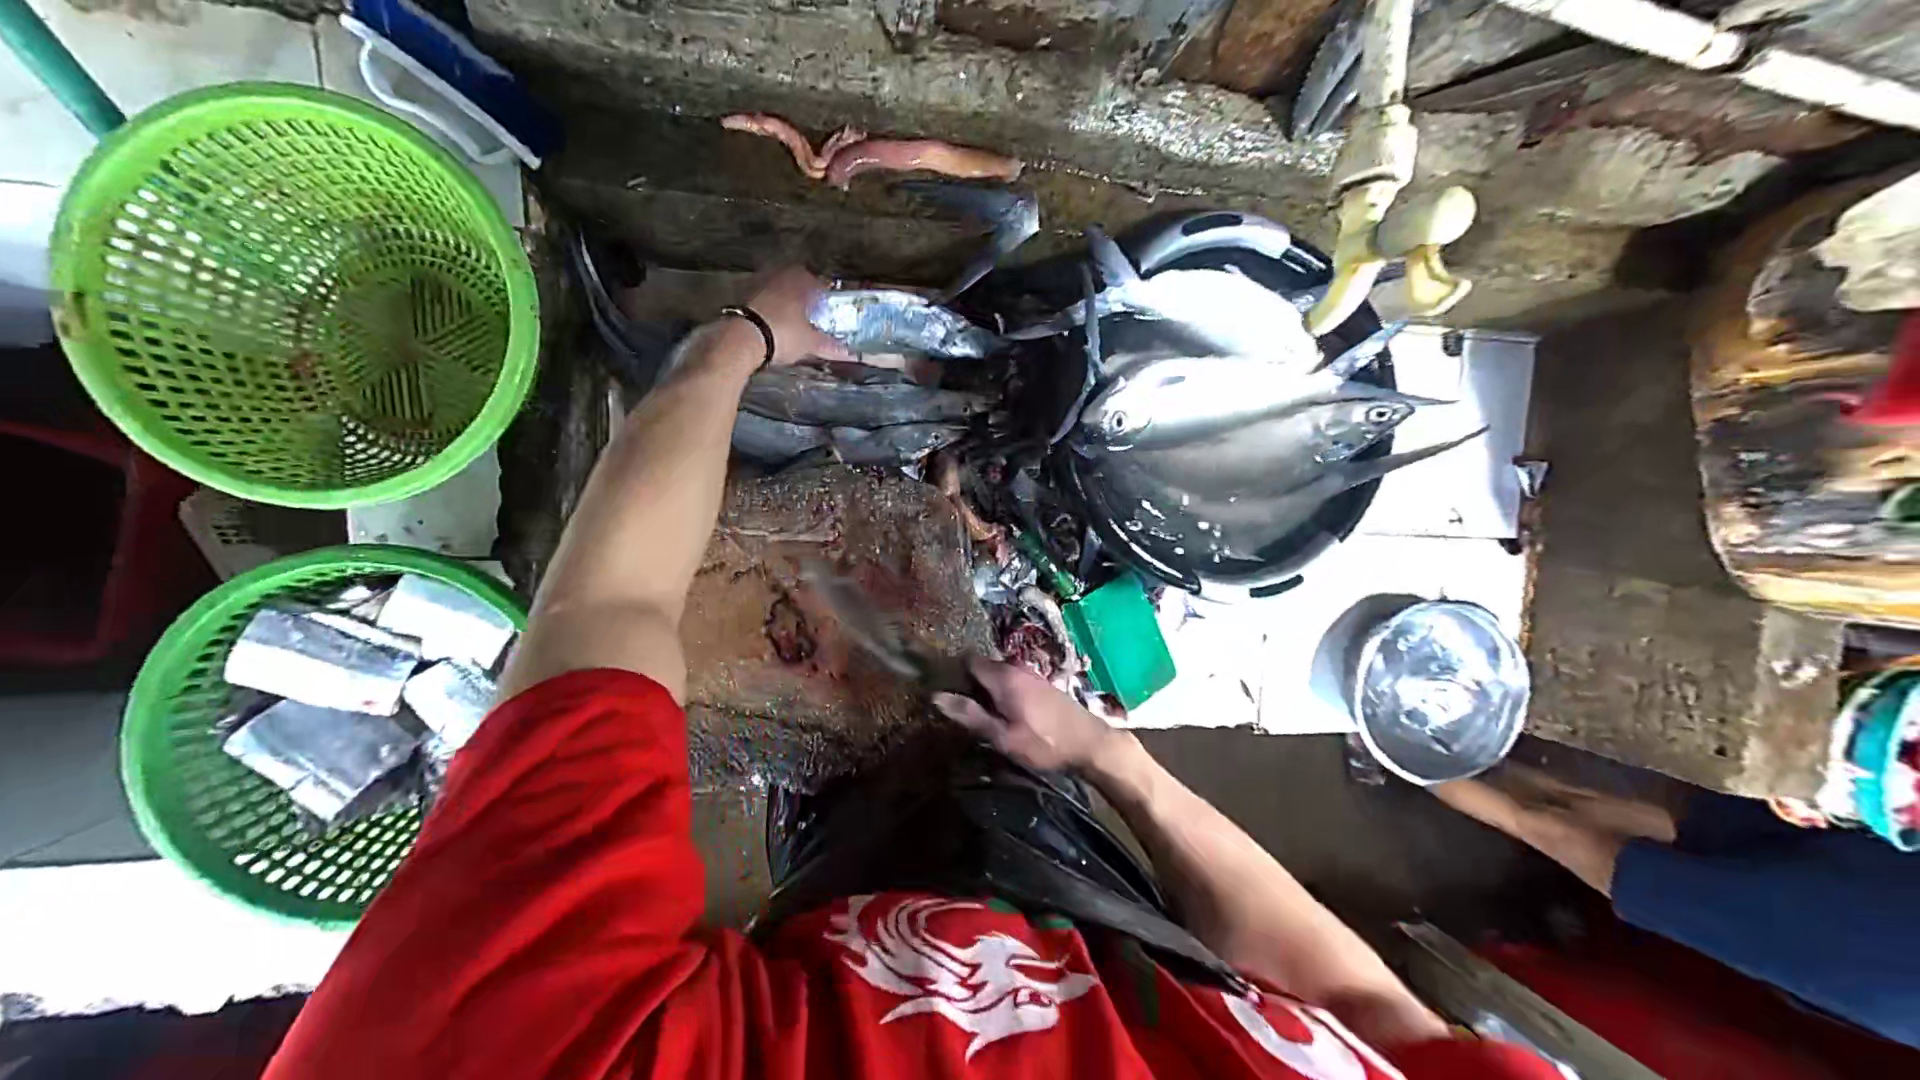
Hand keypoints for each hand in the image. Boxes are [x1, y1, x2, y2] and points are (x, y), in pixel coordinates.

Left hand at [738, 265, 854, 365]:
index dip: (824, 292)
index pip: (818, 282)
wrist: (742, 338)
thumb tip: (848, 353)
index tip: (828, 302)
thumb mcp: (810, 343)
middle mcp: (779, 276)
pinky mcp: (741, 296)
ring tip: (791, 316)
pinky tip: (771, 321)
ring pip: (777, 286)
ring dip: (784, 298)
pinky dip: (768, 306)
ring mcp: (758, 283)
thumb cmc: (782, 334)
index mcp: (800, 282)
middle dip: (803, 292)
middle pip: (795, 280)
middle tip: (810, 308)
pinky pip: (761, 297)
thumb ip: (829, 346)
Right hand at [933, 658, 1126, 771]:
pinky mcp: (1040, 683)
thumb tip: (937, 697)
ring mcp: (1030, 673)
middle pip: (981, 666)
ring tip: (982, 714)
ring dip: (986, 689)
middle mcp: (1015, 667)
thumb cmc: (1045, 743)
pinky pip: (1010, 680)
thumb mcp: (1003, 736)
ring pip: (996, 674)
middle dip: (969, 683)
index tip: (945, 692)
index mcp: (1003, 676)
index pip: (967, 660)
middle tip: (962, 710)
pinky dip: (1001, 692)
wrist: (1091, 743)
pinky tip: (1004, 713)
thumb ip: (971, 715)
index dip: (953, 673)